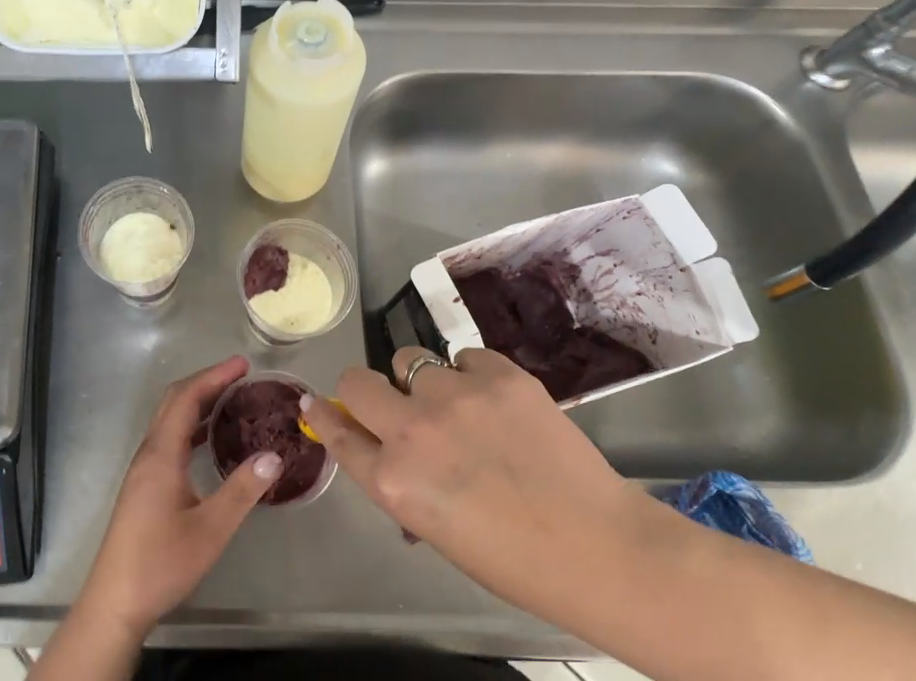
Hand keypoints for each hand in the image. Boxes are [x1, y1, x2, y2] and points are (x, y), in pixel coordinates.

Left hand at [75, 355, 283, 632]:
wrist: (116, 600)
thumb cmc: (161, 563)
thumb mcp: (210, 529)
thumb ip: (242, 490)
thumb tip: (273, 456)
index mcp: (161, 455)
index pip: (186, 399)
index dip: (214, 376)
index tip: (243, 364)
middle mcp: (148, 454)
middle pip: (173, 402)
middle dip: (206, 383)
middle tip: (240, 376)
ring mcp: (143, 470)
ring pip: (169, 421)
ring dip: (197, 404)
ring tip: (231, 400)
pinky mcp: (144, 486)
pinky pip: (168, 440)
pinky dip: (190, 427)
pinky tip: (210, 441)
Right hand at [302, 346, 654, 604]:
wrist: (599, 546)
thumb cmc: (512, 560)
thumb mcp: (435, 529)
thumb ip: (400, 482)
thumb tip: (386, 450)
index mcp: (392, 480)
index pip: (337, 434)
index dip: (325, 416)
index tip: (316, 403)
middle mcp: (413, 430)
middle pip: (356, 382)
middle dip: (363, 390)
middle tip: (390, 401)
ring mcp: (456, 395)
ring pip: (411, 360)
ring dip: (423, 381)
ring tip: (459, 406)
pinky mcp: (500, 374)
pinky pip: (464, 356)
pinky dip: (471, 374)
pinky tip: (495, 402)